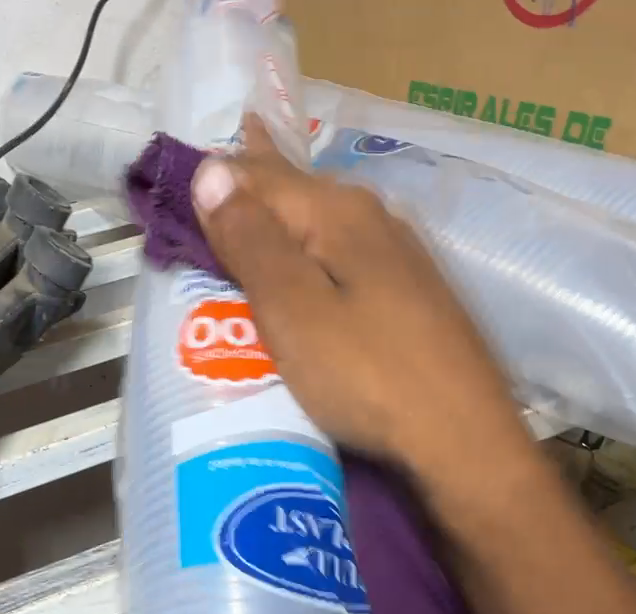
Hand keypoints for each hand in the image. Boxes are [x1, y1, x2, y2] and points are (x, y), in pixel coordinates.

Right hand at [190, 116, 532, 478]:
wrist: (459, 437)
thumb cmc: (364, 376)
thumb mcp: (293, 310)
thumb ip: (251, 242)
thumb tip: (211, 169)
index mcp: (338, 215)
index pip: (259, 178)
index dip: (215, 176)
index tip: (176, 170)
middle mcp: (373, 221)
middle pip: (296, 191)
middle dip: (254, 178)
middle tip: (216, 156)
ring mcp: (399, 259)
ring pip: (321, 223)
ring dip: (282, 212)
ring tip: (253, 191)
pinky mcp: (409, 297)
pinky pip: (341, 255)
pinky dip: (309, 247)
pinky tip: (306, 254)